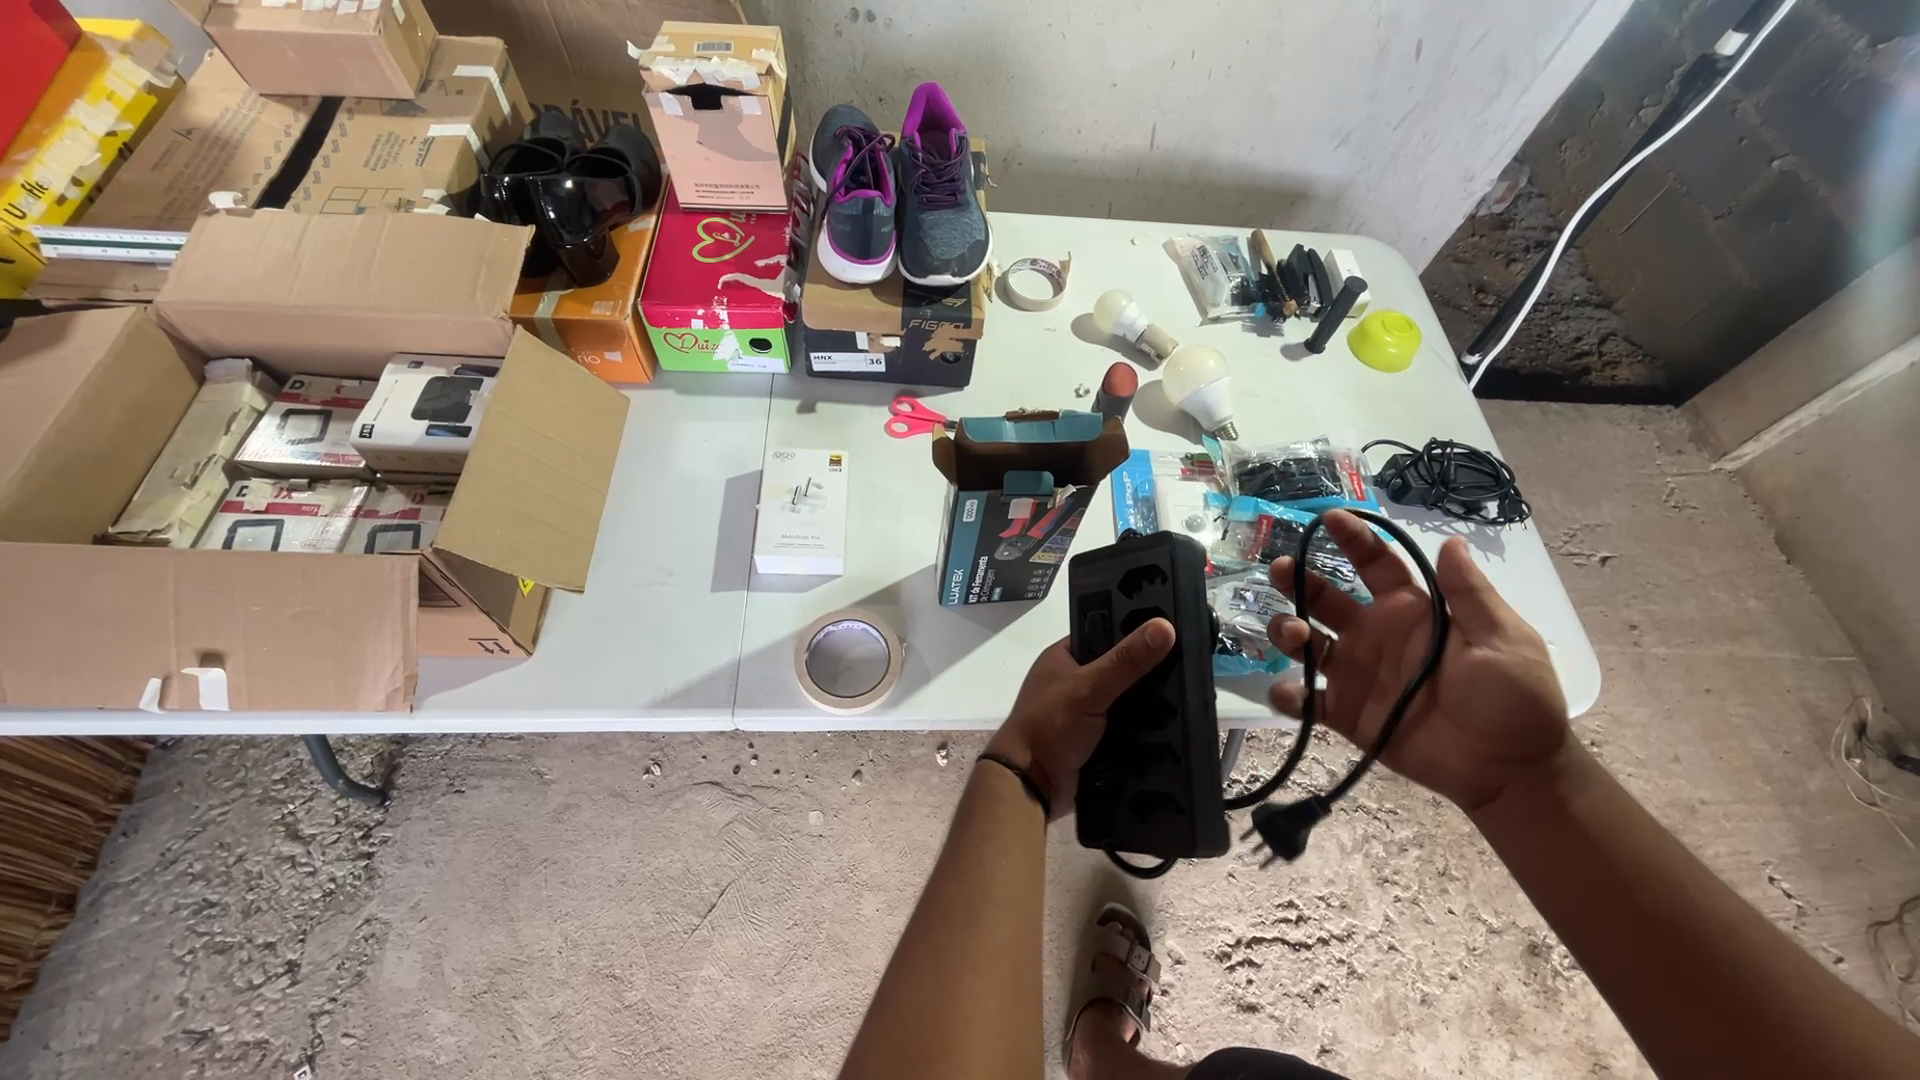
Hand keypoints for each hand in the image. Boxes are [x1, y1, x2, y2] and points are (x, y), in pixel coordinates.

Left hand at [987, 619, 1175, 819]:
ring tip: (1190, 691)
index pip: (1104, 632)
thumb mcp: (1089, 687)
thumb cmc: (1050, 726)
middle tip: (1189, 663)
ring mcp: (1083, 711)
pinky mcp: (1094, 738)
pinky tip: (1175, 722)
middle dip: (1147, 670)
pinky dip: (1144, 726)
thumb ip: (1126, 660)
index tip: (1172, 629)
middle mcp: (1072, 681)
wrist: (1031, 785)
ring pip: (1125, 699)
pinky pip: (1126, 725)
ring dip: (1149, 702)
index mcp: (1063, 657)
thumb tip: (1165, 627)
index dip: (1134, 630)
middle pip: (1118, 668)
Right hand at [1267, 511, 1568, 811]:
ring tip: (1294, 635)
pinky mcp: (1346, 715)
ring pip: (1306, 643)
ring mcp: (1356, 675)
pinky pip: (1306, 702)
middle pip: (1324, 598)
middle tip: (1281, 570)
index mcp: (1410, 611)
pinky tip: (1288, 692)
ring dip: (1288, 632)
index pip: (1375, 565)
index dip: (1352, 540)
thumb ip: (1468, 594)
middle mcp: (1374, 635)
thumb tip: (1450, 541)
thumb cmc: (1514, 699)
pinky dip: (1289, 696)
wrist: (1510, 770)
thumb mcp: (1503, 640)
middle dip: (1298, 581)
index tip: (1328, 519)